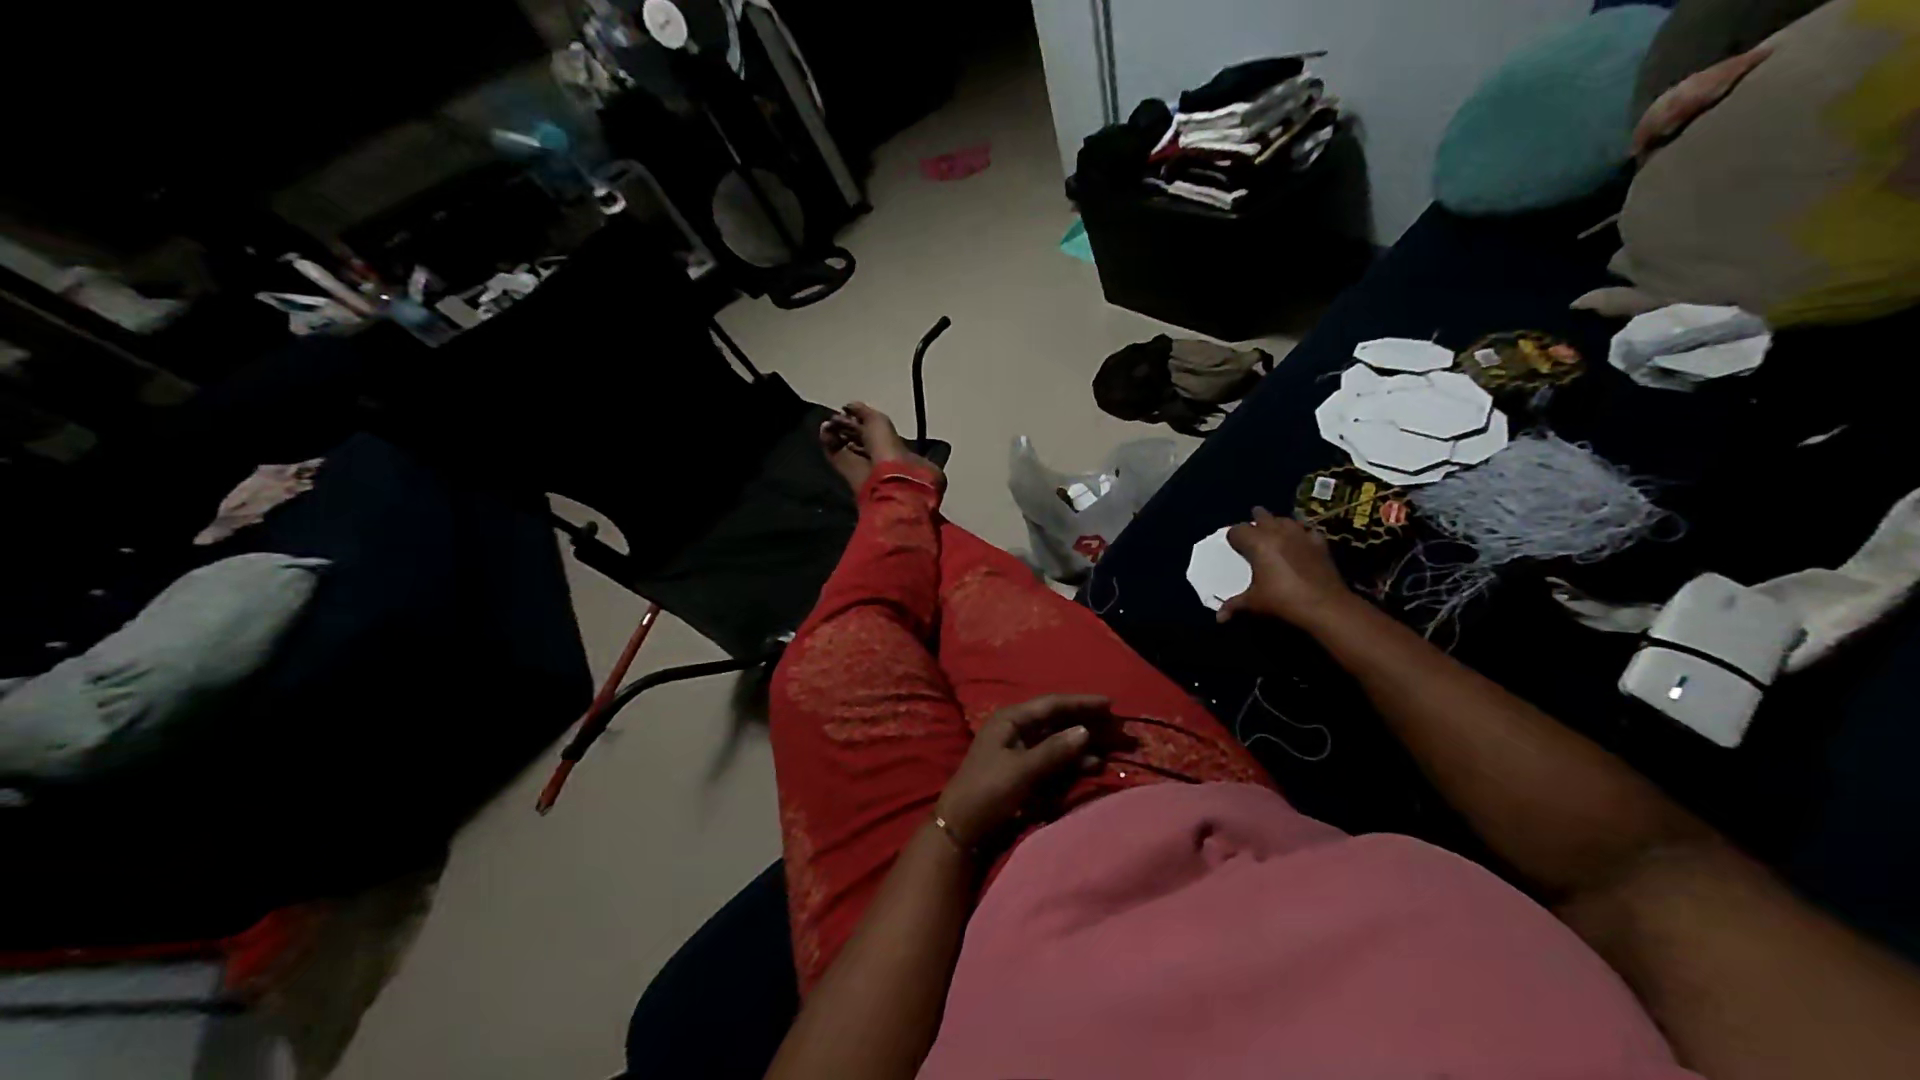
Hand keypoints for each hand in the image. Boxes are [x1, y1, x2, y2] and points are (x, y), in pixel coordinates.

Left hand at [934, 694, 1107, 850]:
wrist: (961, 826)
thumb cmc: (987, 791)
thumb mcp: (1022, 771)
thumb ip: (1054, 751)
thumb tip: (1085, 730)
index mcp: (1011, 720)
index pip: (1052, 704)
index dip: (1081, 703)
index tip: (1110, 704)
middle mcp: (1017, 730)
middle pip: (1059, 721)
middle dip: (1089, 723)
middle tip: (1120, 729)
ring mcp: (1021, 750)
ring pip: (1060, 740)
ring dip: (1086, 743)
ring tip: (1115, 747)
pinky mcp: (1025, 771)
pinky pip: (1056, 759)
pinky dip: (1075, 761)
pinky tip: (1095, 764)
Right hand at [1218, 507, 1354, 627]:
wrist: (1324, 605)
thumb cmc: (1283, 600)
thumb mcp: (1254, 603)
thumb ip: (1234, 605)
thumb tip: (1218, 619)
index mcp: (1257, 543)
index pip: (1237, 530)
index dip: (1234, 537)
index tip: (1234, 546)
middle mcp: (1277, 533)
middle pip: (1262, 515)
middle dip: (1255, 520)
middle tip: (1253, 532)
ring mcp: (1300, 535)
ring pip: (1285, 519)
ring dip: (1278, 523)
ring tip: (1274, 532)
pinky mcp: (1319, 543)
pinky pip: (1309, 530)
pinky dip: (1303, 533)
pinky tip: (1302, 541)